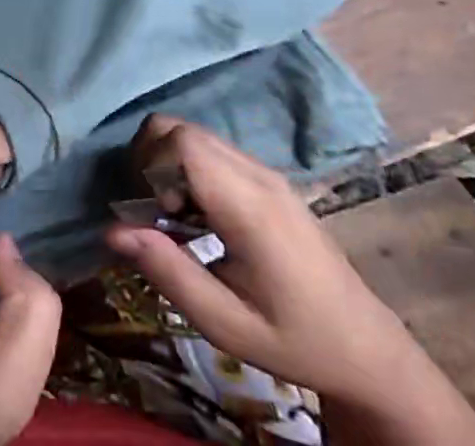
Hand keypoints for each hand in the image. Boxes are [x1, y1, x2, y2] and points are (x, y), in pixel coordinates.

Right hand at [104, 114, 419, 402]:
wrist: (364, 346)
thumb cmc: (294, 340)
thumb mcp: (224, 323)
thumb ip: (167, 271)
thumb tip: (110, 230)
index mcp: (250, 207)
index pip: (183, 143)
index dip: (149, 165)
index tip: (150, 213)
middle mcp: (258, 176)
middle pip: (182, 129)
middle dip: (149, 161)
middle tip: (151, 214)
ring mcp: (265, 174)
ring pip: (193, 135)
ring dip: (166, 166)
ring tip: (171, 220)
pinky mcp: (265, 180)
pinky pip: (209, 152)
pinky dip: (185, 171)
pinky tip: (193, 218)